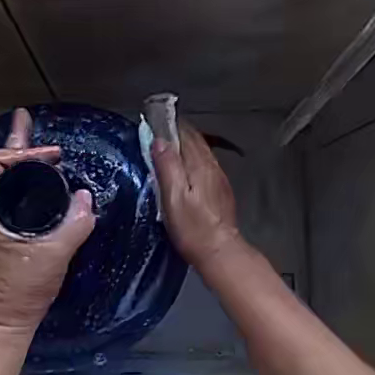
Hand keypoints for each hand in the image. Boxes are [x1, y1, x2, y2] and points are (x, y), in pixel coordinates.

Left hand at [0, 108, 95, 331]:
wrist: (8, 318)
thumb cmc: (23, 286)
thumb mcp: (54, 253)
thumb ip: (74, 223)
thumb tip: (85, 198)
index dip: (22, 152)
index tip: (51, 156)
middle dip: (16, 144)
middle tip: (26, 121)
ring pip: (1, 181)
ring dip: (18, 161)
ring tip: (34, 144)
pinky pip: (6, 195)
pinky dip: (20, 180)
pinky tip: (37, 178)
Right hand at [151, 118, 244, 268]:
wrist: (220, 252)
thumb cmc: (193, 228)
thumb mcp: (173, 197)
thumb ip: (167, 166)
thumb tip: (159, 141)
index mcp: (200, 165)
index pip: (186, 134)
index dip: (169, 125)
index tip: (154, 122)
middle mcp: (213, 167)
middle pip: (195, 141)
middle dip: (177, 134)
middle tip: (158, 133)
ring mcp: (219, 179)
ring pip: (201, 153)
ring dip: (185, 147)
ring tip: (167, 149)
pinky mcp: (220, 191)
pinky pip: (205, 167)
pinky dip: (192, 161)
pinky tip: (184, 171)